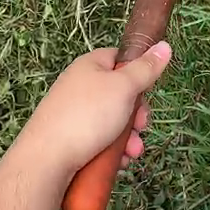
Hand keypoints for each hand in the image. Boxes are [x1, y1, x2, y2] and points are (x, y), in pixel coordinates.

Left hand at [14, 43, 171, 177]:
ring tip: (131, 153)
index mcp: (89, 66)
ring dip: (127, 138)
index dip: (138, 73)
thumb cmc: (87, 117)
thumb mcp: (124, 87)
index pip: (119, 59)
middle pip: (119, 94)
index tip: (147, 91)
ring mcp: (72, 115)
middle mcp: (79, 87)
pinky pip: (98, 141)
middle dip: (135, 115)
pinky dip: (111, 151)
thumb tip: (164, 45)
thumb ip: (146, 68)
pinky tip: (118, 164)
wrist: (45, 162)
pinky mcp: (68, 140)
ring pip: (111, 122)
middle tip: (141, 127)